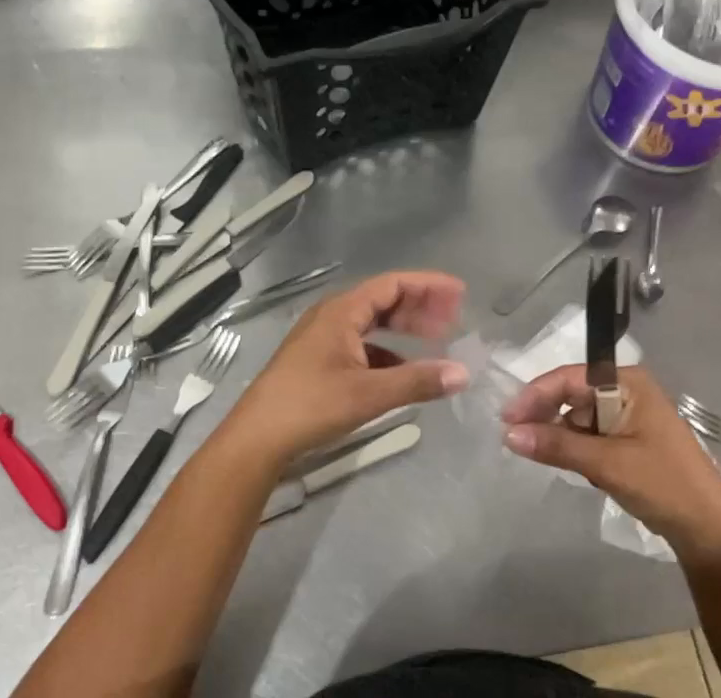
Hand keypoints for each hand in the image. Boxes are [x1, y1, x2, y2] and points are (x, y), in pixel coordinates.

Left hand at [217, 271, 470, 462]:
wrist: (257, 437)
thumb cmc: (311, 405)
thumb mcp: (369, 394)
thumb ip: (417, 382)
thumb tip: (463, 373)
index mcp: (342, 311)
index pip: (393, 284)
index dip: (428, 285)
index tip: (459, 293)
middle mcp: (333, 316)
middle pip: (384, 300)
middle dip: (420, 306)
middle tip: (455, 318)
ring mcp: (324, 339)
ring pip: (373, 324)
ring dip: (405, 330)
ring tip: (437, 341)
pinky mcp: (319, 361)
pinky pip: (362, 345)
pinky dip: (388, 352)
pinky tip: (405, 371)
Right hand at [502, 365, 720, 558]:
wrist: (709, 531)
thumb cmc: (663, 485)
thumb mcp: (606, 464)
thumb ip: (557, 446)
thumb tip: (508, 434)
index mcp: (628, 383)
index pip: (570, 378)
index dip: (535, 395)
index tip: (506, 419)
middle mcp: (627, 391)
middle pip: (571, 396)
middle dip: (548, 419)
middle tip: (518, 443)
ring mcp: (629, 416)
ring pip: (578, 420)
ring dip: (565, 441)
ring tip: (563, 465)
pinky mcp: (629, 441)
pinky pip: (591, 438)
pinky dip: (580, 453)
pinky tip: (587, 474)